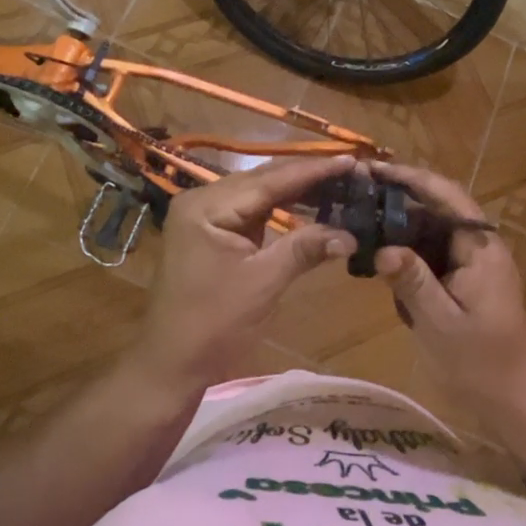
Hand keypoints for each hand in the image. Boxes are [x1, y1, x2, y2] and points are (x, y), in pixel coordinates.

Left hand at [132, 156, 358, 388]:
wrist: (172, 364)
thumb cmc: (213, 324)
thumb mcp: (263, 283)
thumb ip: (305, 249)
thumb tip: (352, 235)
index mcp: (207, 205)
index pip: (269, 179)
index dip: (313, 171)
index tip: (352, 161)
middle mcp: (203, 199)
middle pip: (263, 180)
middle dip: (308, 177)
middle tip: (353, 172)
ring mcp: (206, 216)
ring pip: (260, 194)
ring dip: (298, 192)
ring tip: (340, 185)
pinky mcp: (213, 233)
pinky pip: (253, 212)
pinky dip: (282, 210)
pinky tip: (311, 206)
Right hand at [372, 162, 525, 418]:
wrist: (511, 399)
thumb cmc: (479, 362)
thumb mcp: (440, 323)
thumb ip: (412, 282)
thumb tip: (382, 249)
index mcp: (482, 249)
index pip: (447, 196)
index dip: (412, 178)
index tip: (375, 169)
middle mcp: (481, 246)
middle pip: (439, 207)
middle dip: (401, 196)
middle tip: (359, 191)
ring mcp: (475, 262)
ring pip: (434, 228)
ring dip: (401, 220)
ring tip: (362, 214)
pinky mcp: (466, 278)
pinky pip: (435, 250)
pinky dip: (408, 246)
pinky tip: (380, 250)